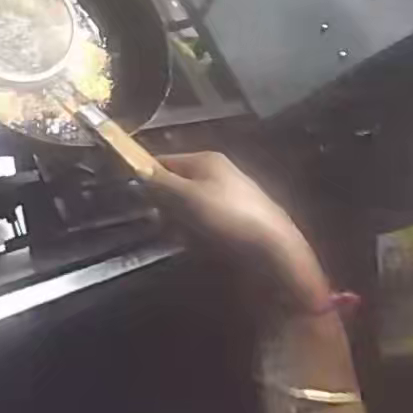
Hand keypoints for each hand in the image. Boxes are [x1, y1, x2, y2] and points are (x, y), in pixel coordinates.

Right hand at [151, 152, 330, 313]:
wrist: (276, 252)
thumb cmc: (228, 218)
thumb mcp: (187, 196)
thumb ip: (160, 182)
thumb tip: (136, 170)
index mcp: (206, 160)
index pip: (165, 160)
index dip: (148, 177)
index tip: (136, 199)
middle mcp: (217, 174)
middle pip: (176, 184)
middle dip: (164, 205)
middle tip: (160, 223)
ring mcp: (228, 197)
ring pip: (188, 207)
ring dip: (179, 223)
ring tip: (181, 238)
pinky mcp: (235, 221)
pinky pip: (203, 224)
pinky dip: (196, 235)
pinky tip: (198, 248)